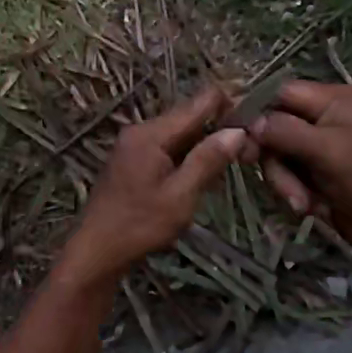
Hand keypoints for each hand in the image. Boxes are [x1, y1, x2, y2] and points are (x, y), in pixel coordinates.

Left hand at [60, 88, 248, 280]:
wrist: (97, 251)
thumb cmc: (140, 226)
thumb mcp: (181, 195)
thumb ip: (208, 160)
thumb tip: (238, 131)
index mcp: (152, 133)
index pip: (200, 101)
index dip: (231, 107)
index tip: (254, 126)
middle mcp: (141, 130)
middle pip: (191, 116)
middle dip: (221, 128)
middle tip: (249, 153)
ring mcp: (134, 144)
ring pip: (181, 133)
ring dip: (207, 144)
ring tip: (232, 163)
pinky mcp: (133, 159)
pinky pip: (169, 146)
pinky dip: (189, 155)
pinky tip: (205, 173)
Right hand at [249, 81, 351, 248]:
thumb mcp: (328, 150)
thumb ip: (285, 132)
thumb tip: (248, 122)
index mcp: (330, 100)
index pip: (277, 94)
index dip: (253, 113)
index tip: (233, 139)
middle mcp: (324, 119)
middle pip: (274, 131)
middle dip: (277, 164)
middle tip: (289, 190)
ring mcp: (323, 149)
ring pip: (281, 160)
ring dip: (288, 186)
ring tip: (307, 206)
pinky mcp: (324, 176)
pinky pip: (295, 180)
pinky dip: (300, 196)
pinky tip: (318, 210)